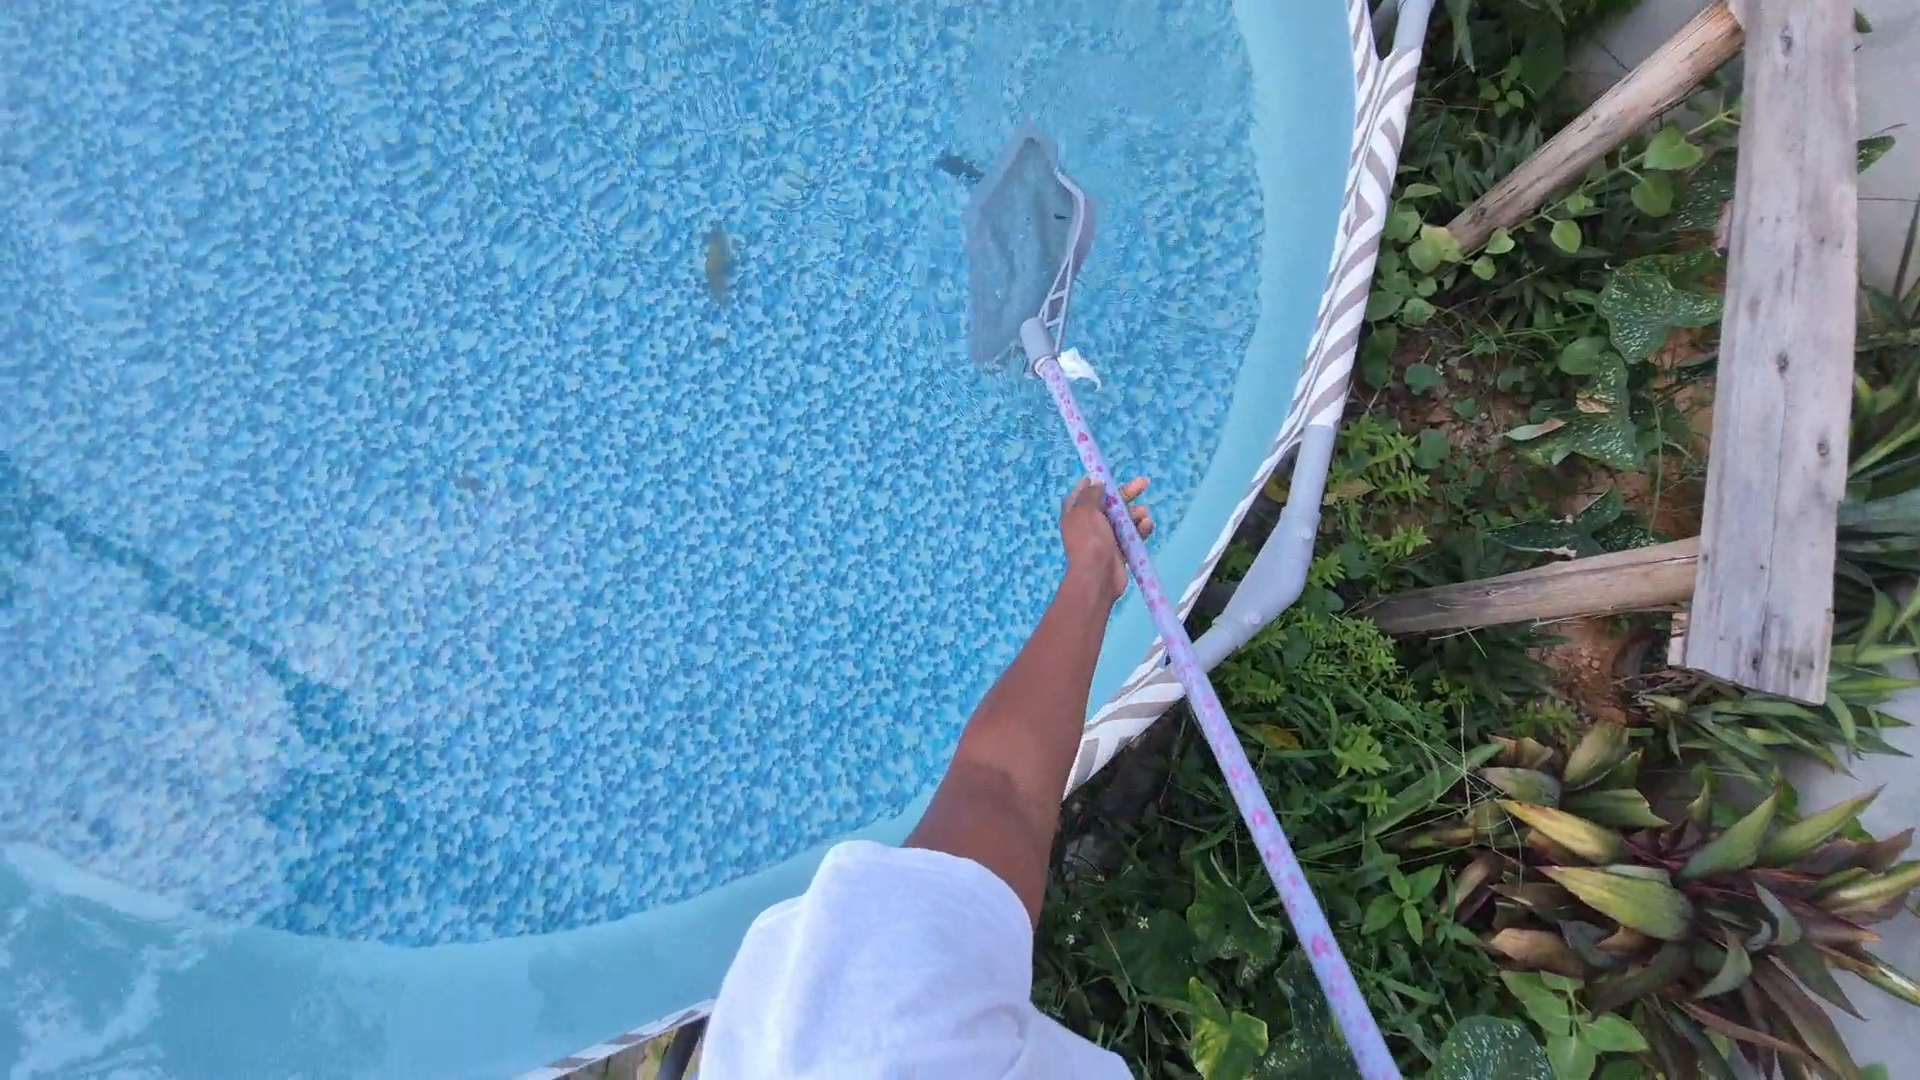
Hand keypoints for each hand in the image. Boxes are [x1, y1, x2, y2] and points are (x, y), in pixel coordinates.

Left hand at [1060, 476, 1153, 604]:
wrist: (1098, 576)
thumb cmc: (1089, 540)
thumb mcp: (1085, 511)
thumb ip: (1091, 495)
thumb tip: (1095, 482)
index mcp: (1076, 513)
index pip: (1085, 493)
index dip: (1096, 483)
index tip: (1108, 476)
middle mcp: (1090, 524)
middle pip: (1110, 504)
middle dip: (1126, 494)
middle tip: (1144, 483)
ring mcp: (1106, 538)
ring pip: (1124, 519)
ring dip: (1136, 513)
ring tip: (1144, 514)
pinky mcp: (1120, 550)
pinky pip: (1133, 535)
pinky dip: (1141, 529)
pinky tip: (1147, 526)